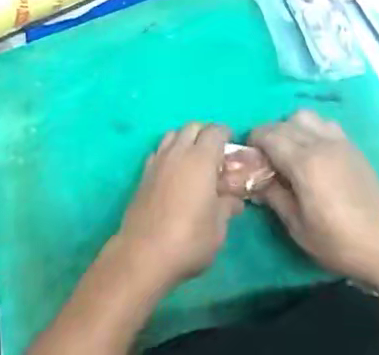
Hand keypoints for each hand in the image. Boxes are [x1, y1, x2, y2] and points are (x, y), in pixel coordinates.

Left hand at [113, 122, 242, 286]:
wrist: (145, 251)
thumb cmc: (189, 239)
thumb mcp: (218, 227)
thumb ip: (227, 207)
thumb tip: (235, 200)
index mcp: (200, 160)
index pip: (214, 132)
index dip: (225, 133)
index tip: (233, 143)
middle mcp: (177, 152)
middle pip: (192, 127)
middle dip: (205, 133)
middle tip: (217, 152)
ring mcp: (157, 160)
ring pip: (173, 135)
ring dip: (186, 139)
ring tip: (196, 160)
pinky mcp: (144, 172)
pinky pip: (160, 150)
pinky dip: (170, 151)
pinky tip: (176, 171)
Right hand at [248, 110, 378, 284]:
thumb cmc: (338, 242)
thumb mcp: (297, 226)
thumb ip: (273, 196)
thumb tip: (255, 179)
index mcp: (303, 163)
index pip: (267, 135)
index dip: (253, 142)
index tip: (250, 157)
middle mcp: (319, 144)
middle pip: (283, 123)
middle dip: (268, 135)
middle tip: (267, 157)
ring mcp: (338, 142)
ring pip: (304, 116)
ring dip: (291, 127)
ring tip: (292, 150)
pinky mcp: (352, 147)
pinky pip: (325, 124)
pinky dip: (312, 130)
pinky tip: (315, 152)